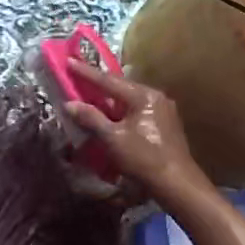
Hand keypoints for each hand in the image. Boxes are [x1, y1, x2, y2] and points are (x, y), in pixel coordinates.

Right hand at [63, 58, 211, 195]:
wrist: (175, 182)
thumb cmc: (142, 158)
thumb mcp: (112, 138)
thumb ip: (91, 118)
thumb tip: (69, 104)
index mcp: (143, 96)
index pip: (109, 81)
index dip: (86, 72)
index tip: (69, 61)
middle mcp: (156, 97)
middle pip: (121, 87)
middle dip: (99, 84)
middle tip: (79, 76)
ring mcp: (163, 110)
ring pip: (129, 99)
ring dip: (110, 98)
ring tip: (93, 95)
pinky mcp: (165, 124)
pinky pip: (137, 109)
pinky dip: (121, 110)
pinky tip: (113, 115)